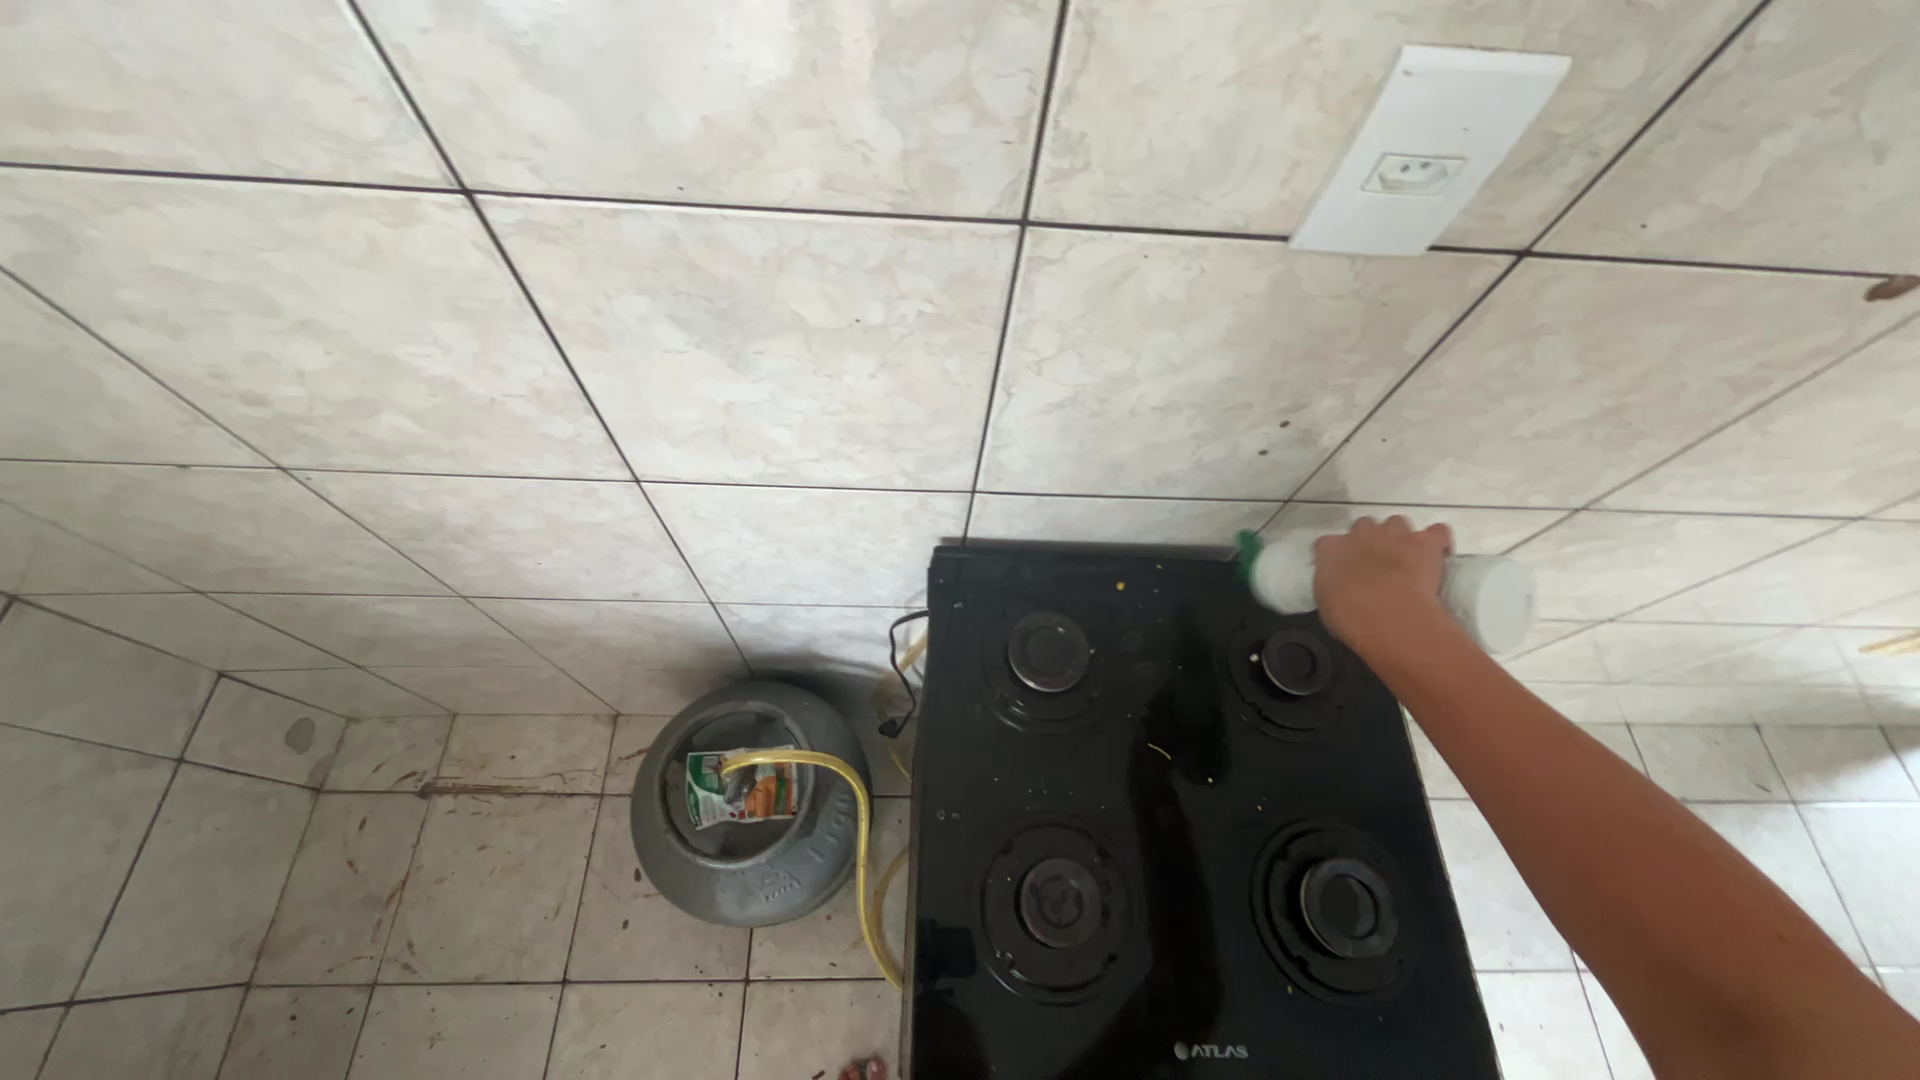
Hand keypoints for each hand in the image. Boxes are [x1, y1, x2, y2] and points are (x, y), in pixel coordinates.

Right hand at [1313, 516, 1451, 648]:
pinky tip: (1437, 553)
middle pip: (1364, 525)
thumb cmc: (1348, 616)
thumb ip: (1330, 586)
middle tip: (1376, 562)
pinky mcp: (1426, 542)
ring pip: (1397, 523)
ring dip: (1400, 536)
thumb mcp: (1325, 603)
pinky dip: (1438, 540)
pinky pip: (1437, 532)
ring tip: (1405, 557)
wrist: (1388, 615)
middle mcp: (1361, 532)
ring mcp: (1395, 533)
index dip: (1337, 554)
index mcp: (1330, 548)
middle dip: (1369, 539)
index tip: (1342, 569)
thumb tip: (1338, 589)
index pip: (1327, 543)